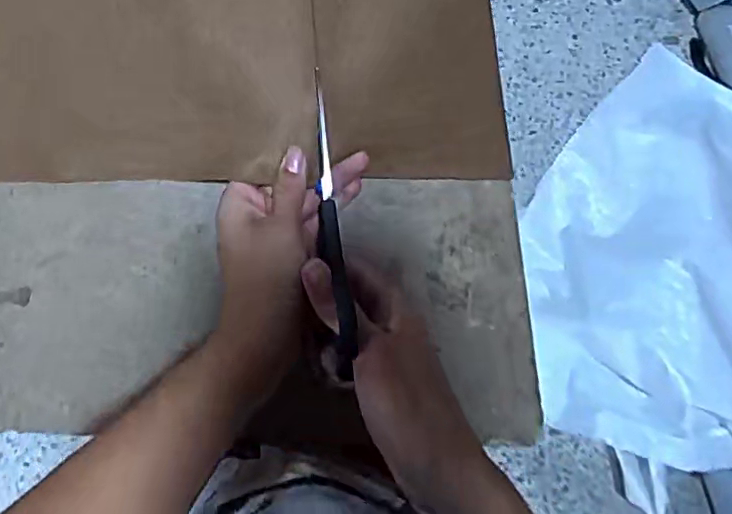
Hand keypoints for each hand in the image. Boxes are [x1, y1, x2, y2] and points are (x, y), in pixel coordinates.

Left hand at [212, 146, 366, 384]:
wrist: (264, 343)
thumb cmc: (266, 279)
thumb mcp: (282, 229)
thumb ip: (291, 188)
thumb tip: (294, 151)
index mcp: (240, 203)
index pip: (265, 168)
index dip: (289, 153)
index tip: (312, 134)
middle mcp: (255, 214)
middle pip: (290, 184)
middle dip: (321, 171)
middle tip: (355, 155)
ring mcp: (274, 234)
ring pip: (304, 204)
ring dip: (331, 189)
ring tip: (362, 168)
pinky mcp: (291, 252)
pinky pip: (310, 223)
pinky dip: (329, 211)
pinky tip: (351, 194)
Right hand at [304, 256, 522, 511]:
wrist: (439, 472)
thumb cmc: (406, 404)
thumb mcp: (367, 351)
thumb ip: (338, 309)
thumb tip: (310, 263)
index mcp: (396, 307)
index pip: (358, 268)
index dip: (329, 260)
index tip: (294, 259)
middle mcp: (391, 322)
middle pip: (350, 297)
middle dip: (322, 300)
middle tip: (292, 306)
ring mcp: (386, 352)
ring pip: (347, 326)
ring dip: (326, 332)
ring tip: (306, 342)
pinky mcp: (379, 379)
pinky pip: (350, 354)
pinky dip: (335, 357)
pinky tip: (323, 369)